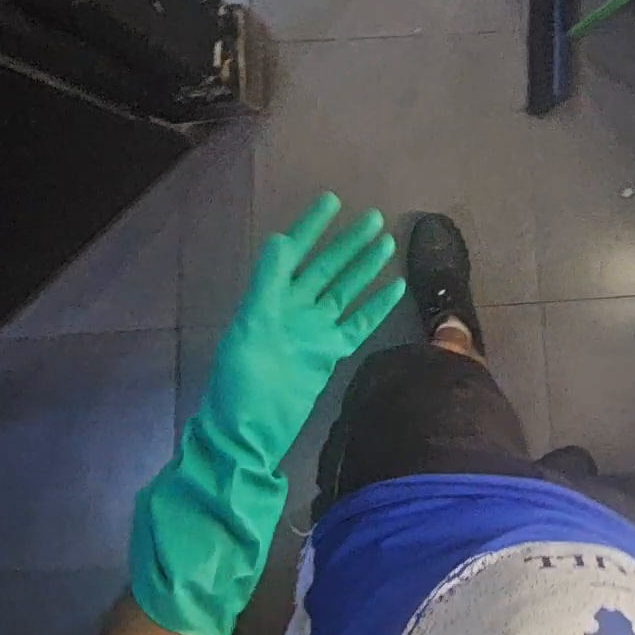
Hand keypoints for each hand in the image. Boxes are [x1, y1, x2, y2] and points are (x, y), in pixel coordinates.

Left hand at [131, 192, 403, 634]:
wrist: (246, 434)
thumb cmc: (240, 382)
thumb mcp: (248, 328)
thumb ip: (266, 284)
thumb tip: (278, 239)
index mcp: (272, 298)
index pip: (295, 253)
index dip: (311, 226)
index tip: (332, 200)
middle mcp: (296, 308)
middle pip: (328, 267)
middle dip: (349, 242)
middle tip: (373, 217)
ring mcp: (315, 330)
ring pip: (346, 290)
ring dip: (365, 267)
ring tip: (387, 243)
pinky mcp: (330, 353)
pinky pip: (358, 323)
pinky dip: (376, 305)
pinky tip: (394, 287)